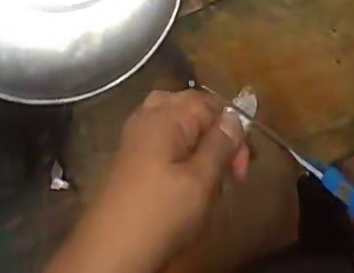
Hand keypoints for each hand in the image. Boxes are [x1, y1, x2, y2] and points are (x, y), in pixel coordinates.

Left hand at [45, 89, 249, 272]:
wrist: (109, 250)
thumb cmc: (159, 213)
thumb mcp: (200, 182)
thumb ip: (220, 146)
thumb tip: (236, 117)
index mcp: (167, 113)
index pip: (211, 103)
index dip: (233, 129)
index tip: (245, 165)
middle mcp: (149, 114)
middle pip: (193, 109)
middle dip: (216, 135)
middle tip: (230, 173)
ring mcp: (136, 133)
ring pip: (178, 124)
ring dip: (199, 145)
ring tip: (208, 179)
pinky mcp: (130, 154)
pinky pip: (163, 139)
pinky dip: (180, 154)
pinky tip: (184, 182)